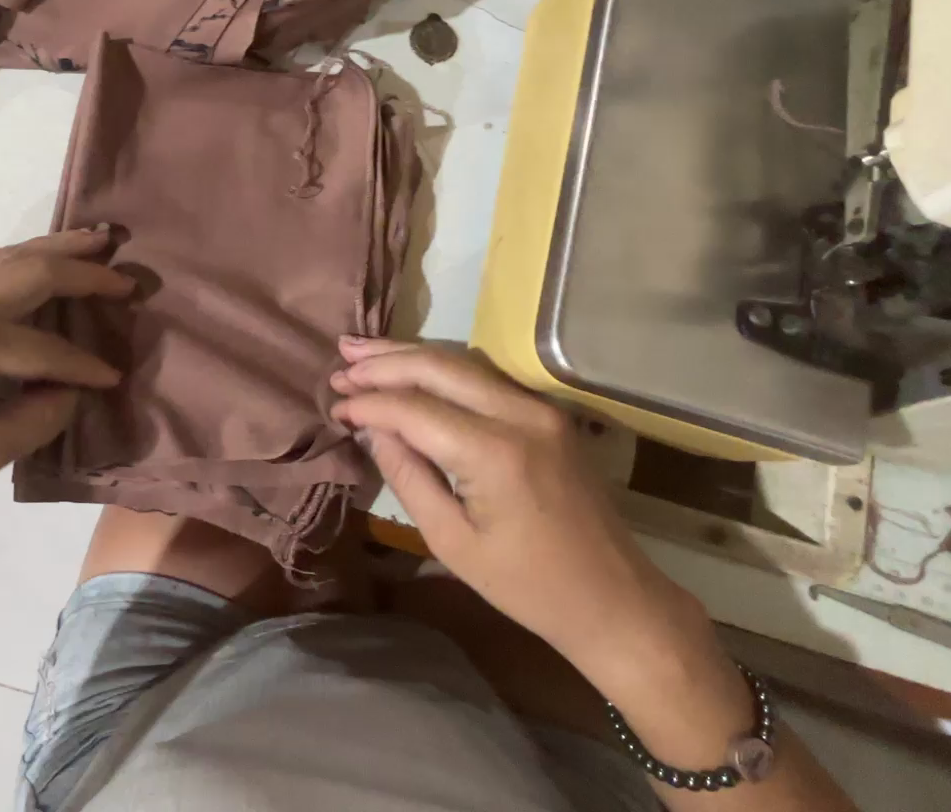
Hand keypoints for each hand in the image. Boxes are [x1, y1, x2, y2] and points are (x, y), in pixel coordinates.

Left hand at [0, 227, 131, 534]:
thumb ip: (40, 418)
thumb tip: (72, 391)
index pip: (47, 348)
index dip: (85, 366)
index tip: (114, 378)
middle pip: (33, 271)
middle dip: (85, 271)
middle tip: (126, 275)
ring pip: (3, 255)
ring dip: (51, 248)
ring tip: (93, 240)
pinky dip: (5, 255)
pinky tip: (21, 261)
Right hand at [329, 338, 708, 683]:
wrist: (615, 599)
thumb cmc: (527, 585)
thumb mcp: (451, 541)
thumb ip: (407, 476)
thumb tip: (373, 429)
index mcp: (494, 452)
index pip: (413, 407)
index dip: (368, 403)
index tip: (335, 406)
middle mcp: (520, 414)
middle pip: (437, 367)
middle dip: (383, 363)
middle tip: (340, 362)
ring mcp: (540, 408)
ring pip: (462, 361)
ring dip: (409, 355)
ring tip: (361, 351)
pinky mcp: (547, 413)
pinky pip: (484, 375)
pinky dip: (440, 367)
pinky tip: (411, 366)